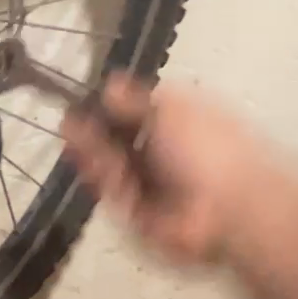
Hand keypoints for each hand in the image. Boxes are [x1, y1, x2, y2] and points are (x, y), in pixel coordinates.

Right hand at [61, 73, 265, 264]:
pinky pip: (113, 192)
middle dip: (93, 131)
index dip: (110, 108)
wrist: (227, 209)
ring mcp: (151, 186)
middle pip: (118, 141)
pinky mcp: (137, 214)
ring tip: (72, 136)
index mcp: (181, 123)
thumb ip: (135, 100)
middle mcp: (165, 153)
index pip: (137, 113)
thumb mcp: (172, 109)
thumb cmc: (209, 148)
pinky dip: (101, 177)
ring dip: (93, 151)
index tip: (84, 101)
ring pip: (112, 166)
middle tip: (69, 121)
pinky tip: (89, 160)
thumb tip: (109, 85)